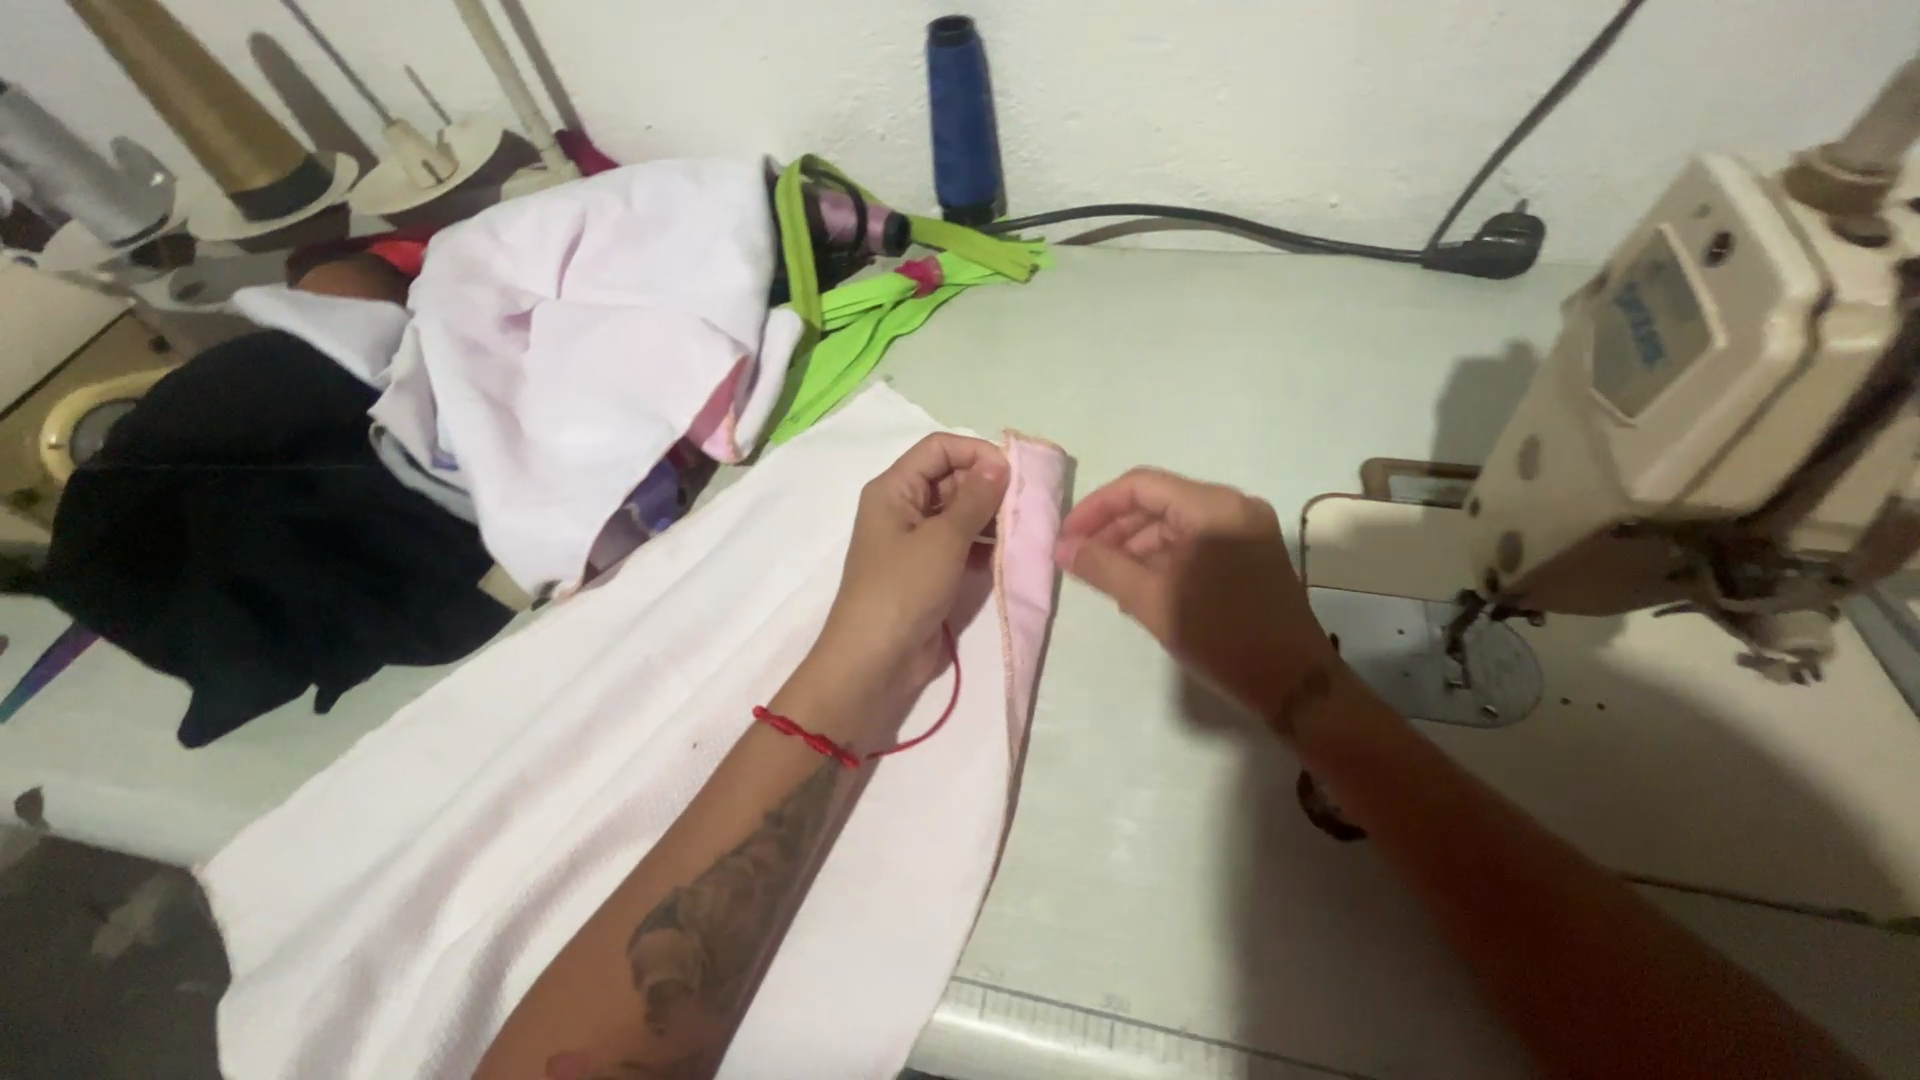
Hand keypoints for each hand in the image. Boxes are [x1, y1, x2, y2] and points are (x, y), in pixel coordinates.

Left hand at [795, 434, 1007, 731]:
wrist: (875, 660)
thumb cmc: (903, 589)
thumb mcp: (943, 538)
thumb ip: (975, 498)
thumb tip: (999, 463)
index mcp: (894, 489)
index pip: (939, 448)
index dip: (976, 452)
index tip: (1013, 473)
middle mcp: (902, 508)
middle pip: (951, 478)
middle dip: (987, 487)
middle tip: (1024, 506)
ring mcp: (914, 542)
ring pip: (959, 514)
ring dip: (989, 519)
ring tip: (1021, 531)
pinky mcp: (928, 572)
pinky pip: (960, 545)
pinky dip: (982, 547)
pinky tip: (1006, 557)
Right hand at [1055, 467, 1336, 729]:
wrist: (1294, 683)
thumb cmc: (1220, 637)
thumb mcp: (1152, 601)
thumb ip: (1102, 567)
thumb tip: (1061, 547)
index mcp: (1212, 507)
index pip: (1140, 486)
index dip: (1096, 508)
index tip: (1066, 538)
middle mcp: (1233, 506)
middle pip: (1158, 501)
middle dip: (1114, 529)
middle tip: (1079, 560)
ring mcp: (1246, 529)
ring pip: (1175, 523)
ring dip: (1136, 546)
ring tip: (1106, 580)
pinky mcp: (1251, 553)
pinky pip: (1195, 542)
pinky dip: (1163, 558)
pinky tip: (1140, 587)